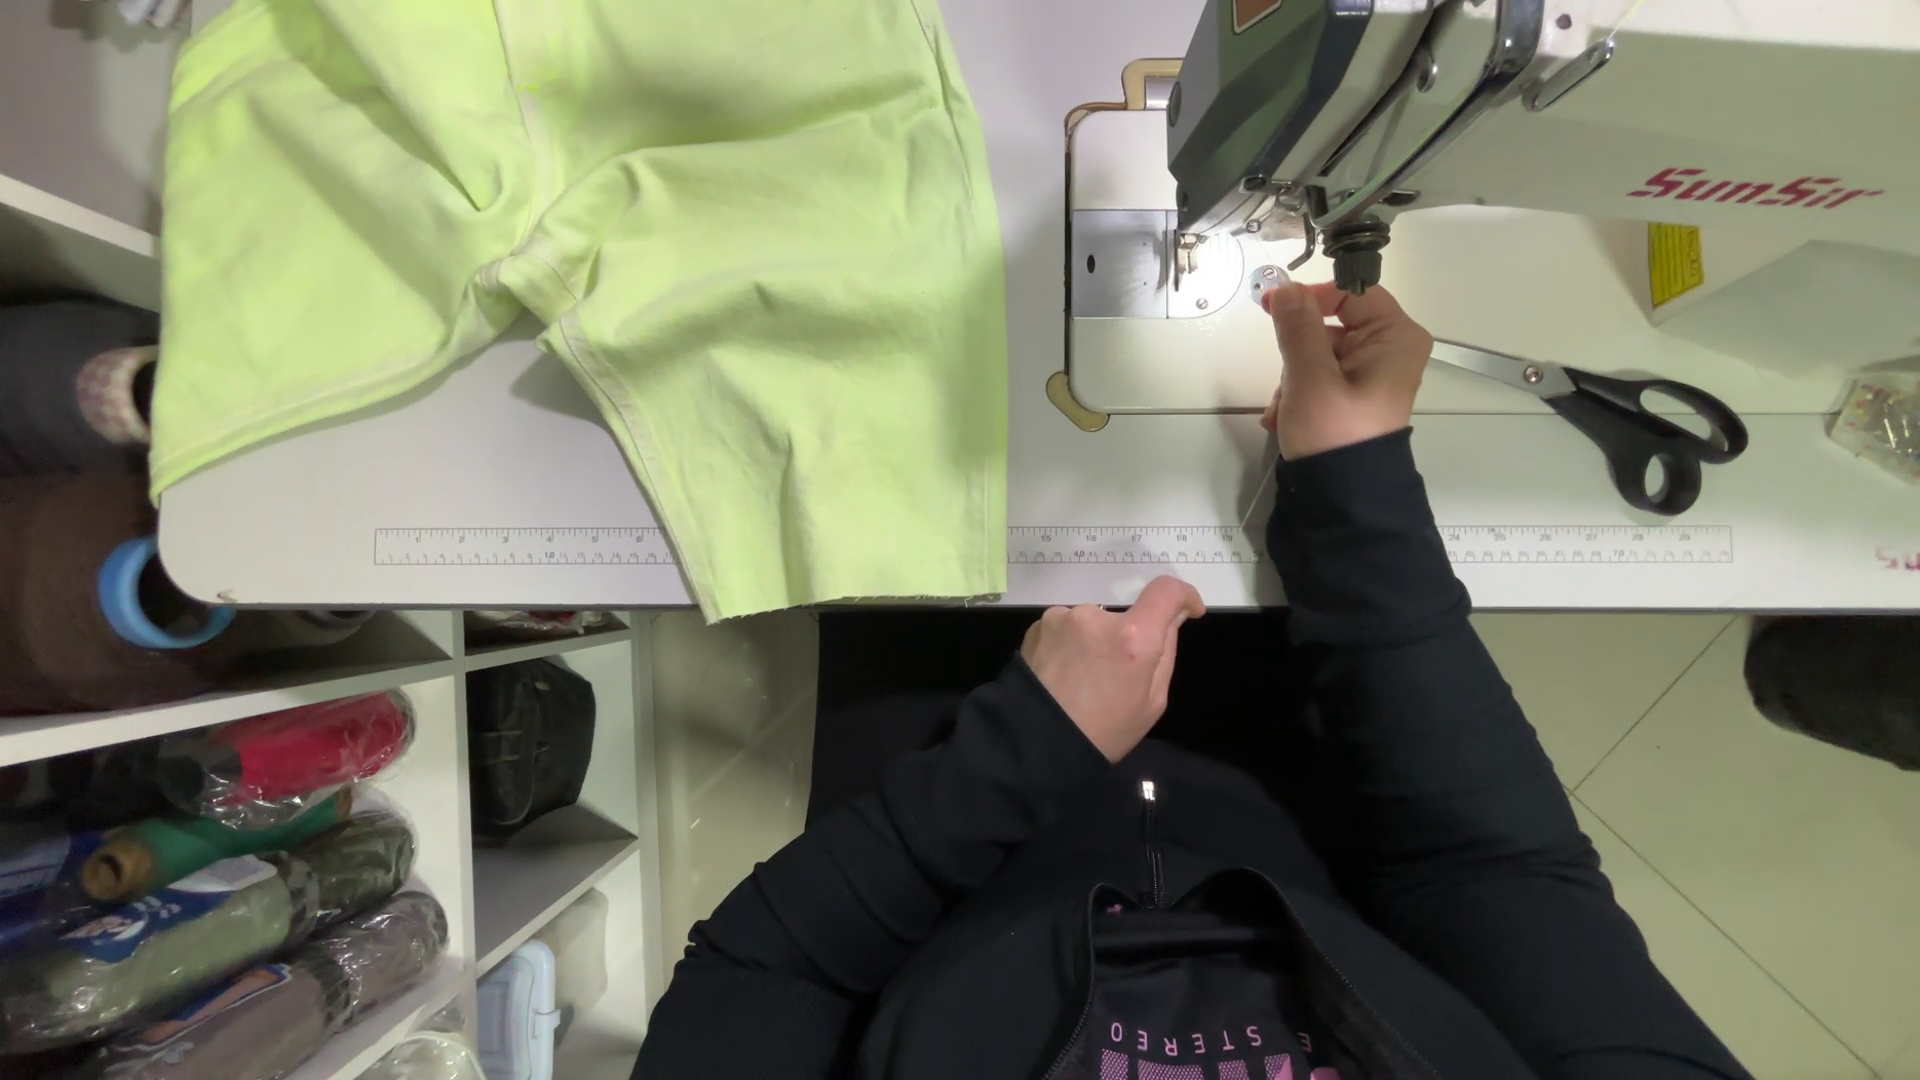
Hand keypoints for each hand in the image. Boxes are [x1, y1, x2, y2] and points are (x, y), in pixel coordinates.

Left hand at [1019, 576, 1205, 761]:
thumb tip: (1174, 615)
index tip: (1186, 610)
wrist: (1036, 741)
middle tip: (1113, 674)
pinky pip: (1067, 627)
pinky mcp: (1039, 624)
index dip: (1183, 595)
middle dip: (1126, 636)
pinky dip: (1070, 643)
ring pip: (1093, 621)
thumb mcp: (1151, 701)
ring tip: (1082, 677)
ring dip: (1094, 640)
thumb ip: (1166, 650)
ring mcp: (1063, 617)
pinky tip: (1061, 672)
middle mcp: (1095, 616)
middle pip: (1125, 614)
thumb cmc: (1104, 730)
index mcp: (1132, 638)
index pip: (1166, 591)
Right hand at [1259, 281, 1432, 458]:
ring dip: (1290, 377)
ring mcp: (1369, 376)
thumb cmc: (1334, 430)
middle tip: (1284, 377)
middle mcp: (1388, 351)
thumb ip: (1297, 327)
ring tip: (1283, 407)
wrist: (1342, 494)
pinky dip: (1296, 393)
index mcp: (1394, 337)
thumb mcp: (1309, 376)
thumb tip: (1285, 288)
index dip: (1310, 295)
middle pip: (1331, 326)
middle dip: (1296, 351)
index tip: (1269, 304)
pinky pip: (1319, 378)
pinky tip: (1282, 416)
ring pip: (1318, 354)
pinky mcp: (1352, 398)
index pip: (1351, 293)